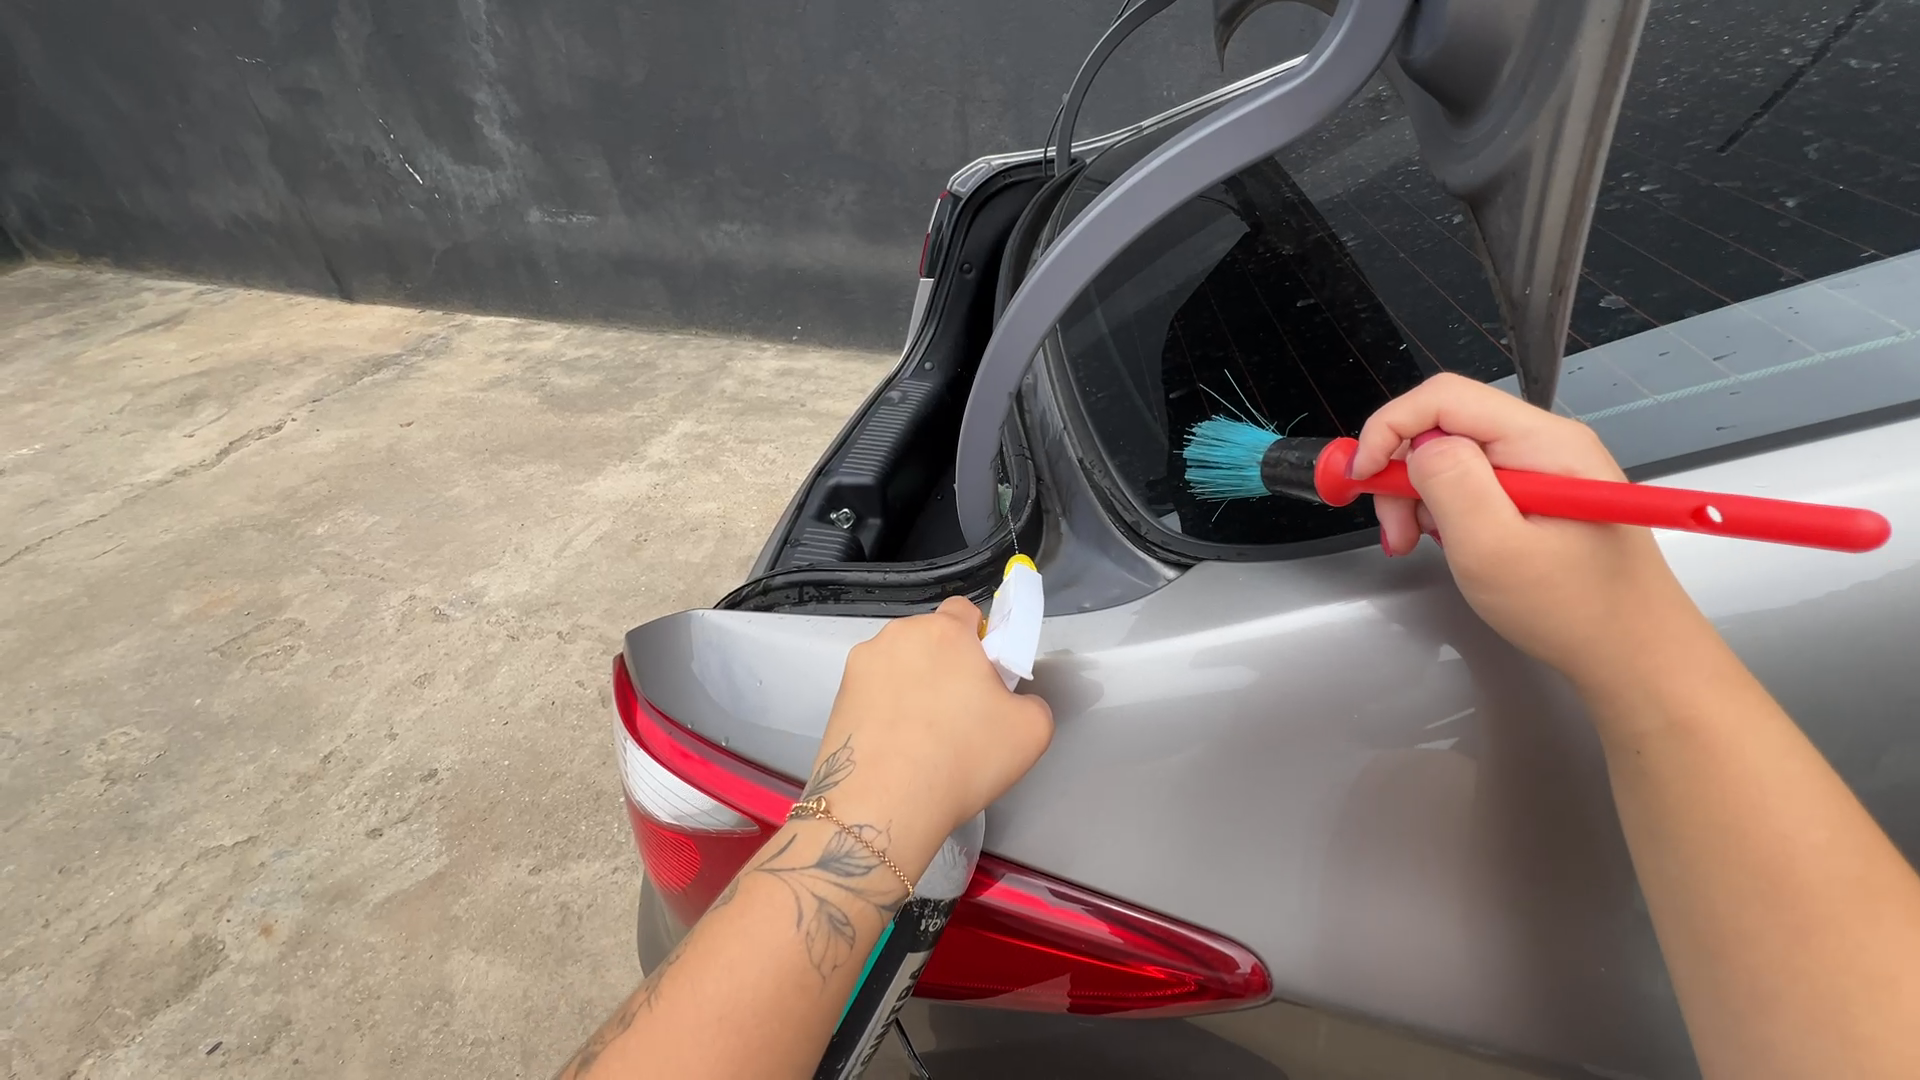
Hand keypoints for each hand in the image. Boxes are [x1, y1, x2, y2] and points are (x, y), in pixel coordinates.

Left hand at [804, 596, 1053, 877]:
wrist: (882, 806)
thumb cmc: (961, 759)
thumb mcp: (1031, 731)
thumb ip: (1031, 700)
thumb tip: (1012, 700)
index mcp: (945, 631)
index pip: (965, 610)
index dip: (979, 640)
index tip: (983, 677)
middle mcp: (898, 634)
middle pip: (930, 638)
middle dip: (945, 664)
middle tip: (959, 712)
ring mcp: (862, 663)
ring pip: (899, 663)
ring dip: (912, 684)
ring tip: (922, 737)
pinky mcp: (839, 694)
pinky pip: (873, 690)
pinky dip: (884, 707)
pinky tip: (894, 746)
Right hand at [1350, 374, 1703, 690]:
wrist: (1633, 653)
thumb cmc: (1569, 608)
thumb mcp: (1493, 548)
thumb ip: (1451, 484)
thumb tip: (1415, 448)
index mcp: (1542, 442)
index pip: (1444, 398)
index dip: (1389, 428)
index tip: (1360, 477)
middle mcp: (1541, 442)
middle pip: (1440, 427)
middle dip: (1399, 474)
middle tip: (1392, 531)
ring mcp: (1537, 467)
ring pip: (1445, 456)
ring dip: (1413, 497)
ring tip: (1412, 544)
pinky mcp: (1530, 492)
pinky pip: (1464, 481)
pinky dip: (1435, 509)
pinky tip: (1439, 542)